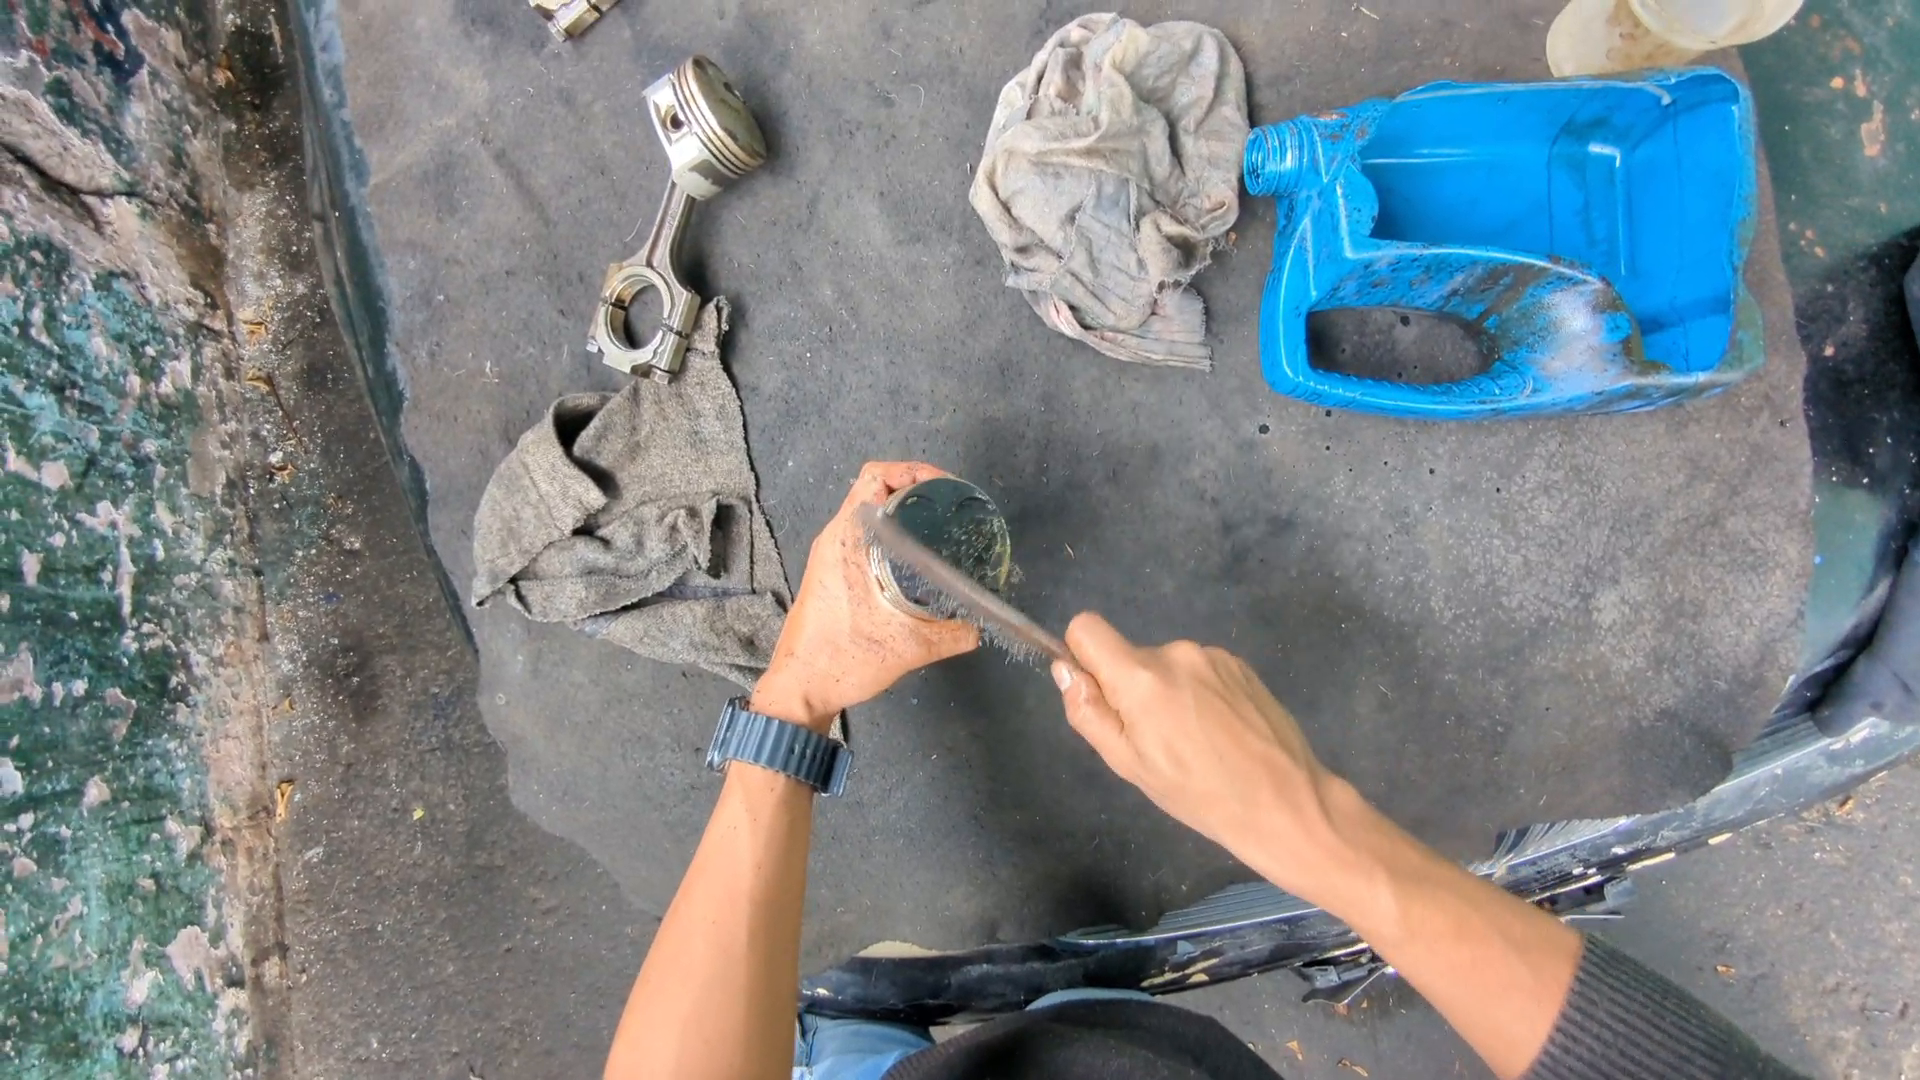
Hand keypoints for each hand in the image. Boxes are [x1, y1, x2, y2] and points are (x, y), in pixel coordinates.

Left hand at [751, 462, 979, 729]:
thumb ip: (952, 635)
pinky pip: (865, 535)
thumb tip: (980, 626)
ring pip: (870, 512)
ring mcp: (830, 554)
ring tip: (941, 525)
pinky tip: (919, 556)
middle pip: (875, 489)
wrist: (799, 688)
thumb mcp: (908, 648)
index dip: (912, 470)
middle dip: (916, 488)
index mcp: (846, 540)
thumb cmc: (843, 660)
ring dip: (902, 510)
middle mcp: (835, 538)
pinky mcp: (832, 572)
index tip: (945, 488)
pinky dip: (893, 532)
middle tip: (953, 507)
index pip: (874, 478)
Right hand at [1054, 613, 1359, 900]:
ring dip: (1168, 692)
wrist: (1286, 802)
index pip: (1086, 627)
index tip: (1100, 693)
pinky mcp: (1240, 664)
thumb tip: (1065, 669)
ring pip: (1166, 665)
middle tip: (1157, 739)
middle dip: (1131, 688)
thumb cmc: (1198, 793)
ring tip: (1195, 740)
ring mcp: (1213, 655)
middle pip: (1129, 655)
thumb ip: (1088, 711)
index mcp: (1141, 676)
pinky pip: (1199, 669)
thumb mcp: (1128, 763)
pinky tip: (1220, 730)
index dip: (1082, 655)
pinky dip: (1199, 693)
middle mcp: (1175, 652)